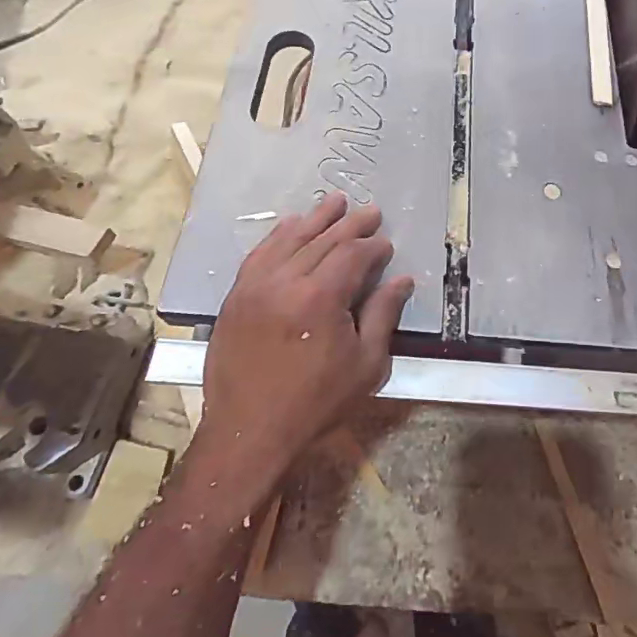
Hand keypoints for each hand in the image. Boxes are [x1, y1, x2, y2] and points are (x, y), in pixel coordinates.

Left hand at [202, 192, 413, 461]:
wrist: (249, 433)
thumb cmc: (315, 402)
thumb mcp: (366, 364)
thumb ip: (383, 315)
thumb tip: (402, 280)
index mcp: (320, 298)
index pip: (352, 255)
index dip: (373, 246)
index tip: (387, 245)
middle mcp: (284, 283)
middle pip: (322, 240)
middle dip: (350, 224)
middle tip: (370, 211)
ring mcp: (254, 287)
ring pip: (289, 240)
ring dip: (315, 219)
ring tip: (334, 203)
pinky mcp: (235, 298)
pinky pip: (259, 255)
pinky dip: (278, 236)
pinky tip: (290, 226)